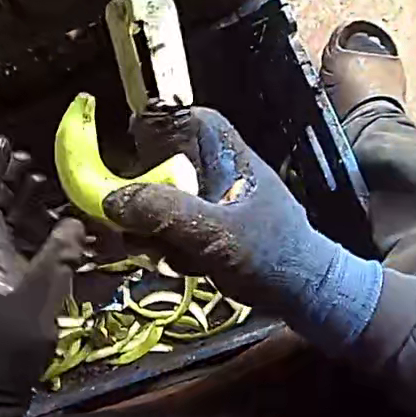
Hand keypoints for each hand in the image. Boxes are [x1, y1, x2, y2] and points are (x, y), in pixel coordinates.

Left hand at [0, 136, 85, 416]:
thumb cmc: (9, 341)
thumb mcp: (39, 296)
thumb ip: (59, 256)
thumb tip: (74, 222)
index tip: (2, 141)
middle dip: (15, 181)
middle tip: (35, 160)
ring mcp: (3, 272)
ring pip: (15, 228)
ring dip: (32, 206)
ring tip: (52, 187)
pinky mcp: (15, 289)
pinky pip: (30, 250)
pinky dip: (46, 236)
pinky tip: (66, 231)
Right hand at [103, 107, 382, 347]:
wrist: (302, 295)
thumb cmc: (270, 254)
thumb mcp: (216, 233)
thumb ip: (167, 214)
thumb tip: (113, 199)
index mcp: (229, 159)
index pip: (193, 120)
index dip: (159, 126)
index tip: (131, 145)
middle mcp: (219, 176)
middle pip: (167, 165)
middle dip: (145, 195)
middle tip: (132, 220)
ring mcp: (214, 206)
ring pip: (165, 203)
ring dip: (154, 228)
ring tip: (162, 251)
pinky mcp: (210, 233)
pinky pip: (174, 230)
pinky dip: (168, 247)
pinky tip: (183, 265)